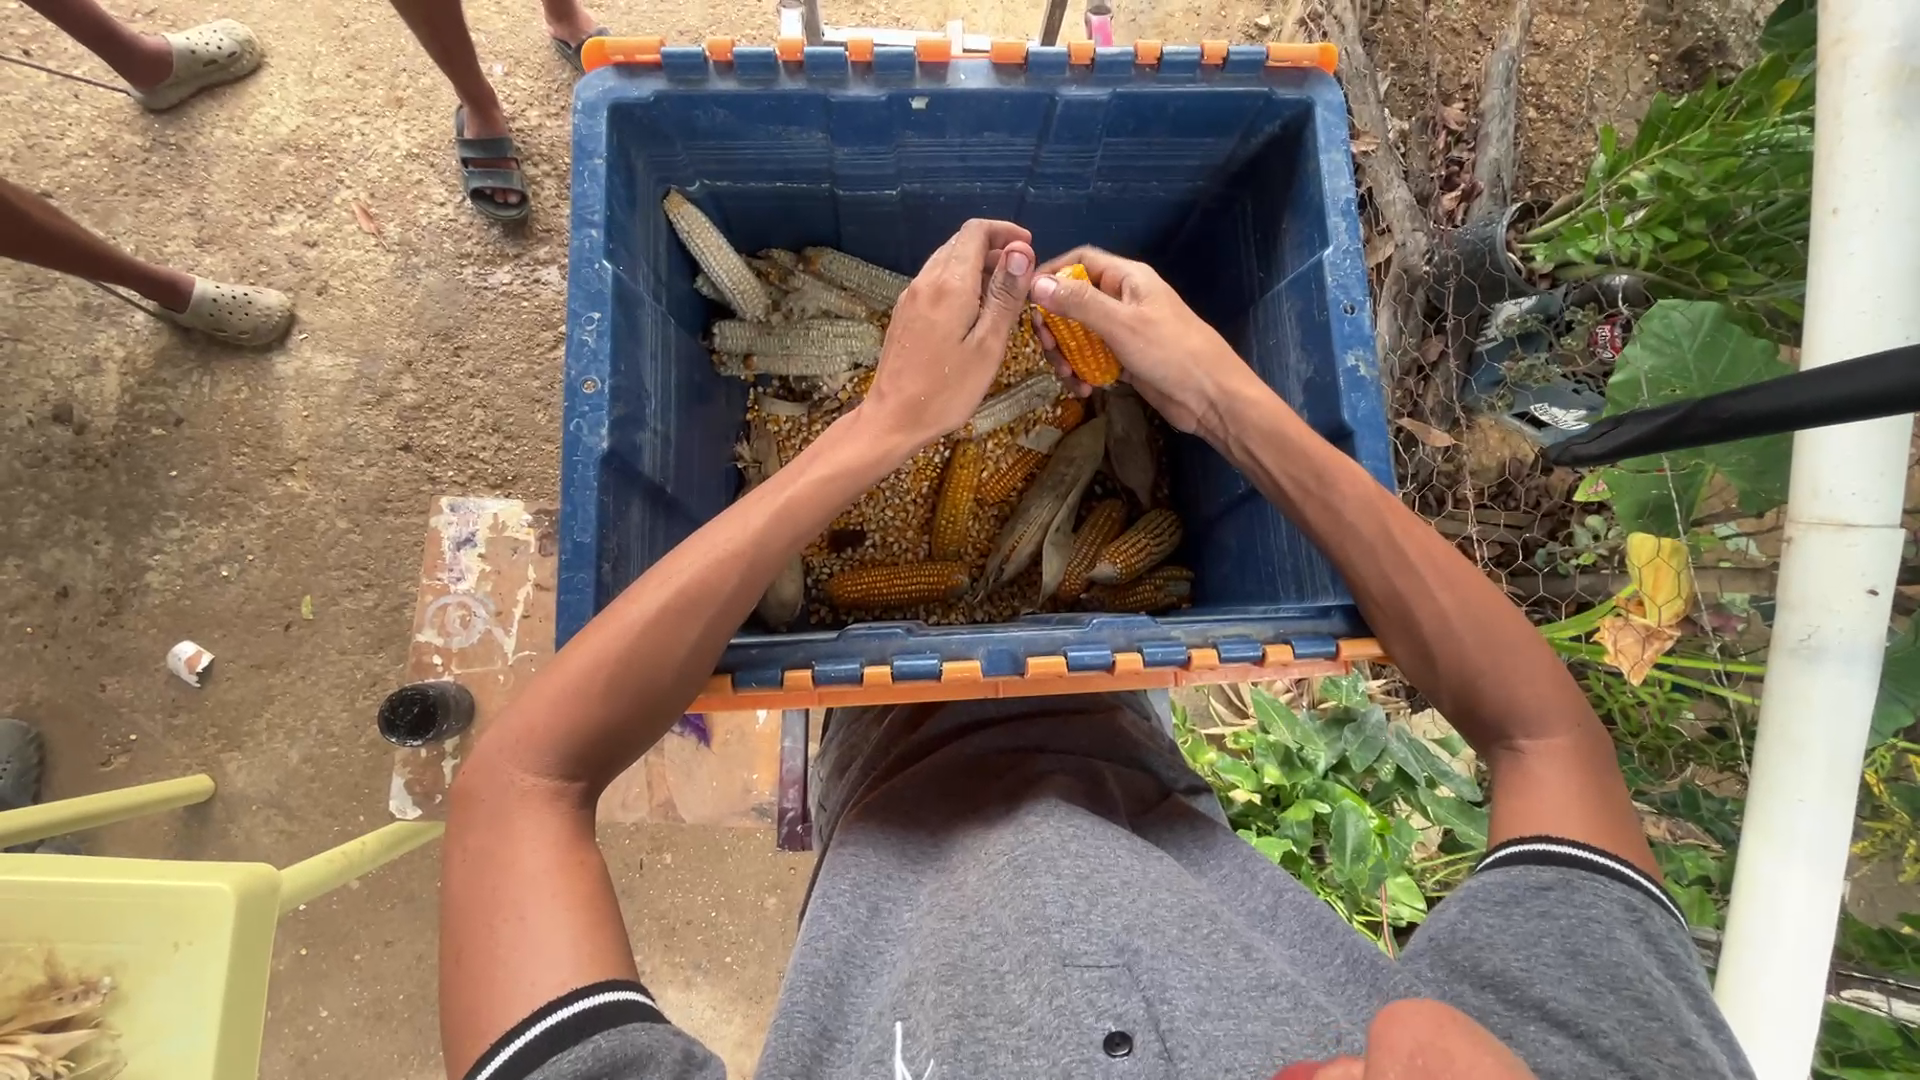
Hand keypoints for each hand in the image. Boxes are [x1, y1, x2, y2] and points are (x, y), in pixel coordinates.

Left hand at [860, 219, 1036, 449]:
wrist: (894, 418)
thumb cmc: (947, 390)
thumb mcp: (987, 345)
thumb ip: (1005, 296)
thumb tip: (1021, 251)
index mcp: (950, 284)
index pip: (976, 232)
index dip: (1006, 232)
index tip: (1029, 250)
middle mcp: (926, 281)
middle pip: (960, 244)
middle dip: (994, 249)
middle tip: (1021, 277)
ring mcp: (911, 297)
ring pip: (946, 262)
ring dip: (977, 267)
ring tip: (1003, 296)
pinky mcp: (904, 314)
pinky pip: (935, 283)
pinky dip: (959, 284)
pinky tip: (974, 313)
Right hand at [1031, 246, 1264, 436]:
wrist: (1210, 398)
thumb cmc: (1171, 353)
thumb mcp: (1121, 325)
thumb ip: (1079, 304)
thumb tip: (1036, 283)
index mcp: (1128, 279)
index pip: (1081, 262)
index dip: (1052, 275)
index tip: (1028, 300)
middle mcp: (1123, 300)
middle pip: (1073, 301)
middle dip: (1054, 325)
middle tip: (1047, 347)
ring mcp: (1123, 331)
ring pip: (1079, 334)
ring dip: (1065, 354)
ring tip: (1066, 375)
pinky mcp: (1124, 360)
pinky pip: (1091, 359)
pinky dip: (1081, 372)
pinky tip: (1082, 389)